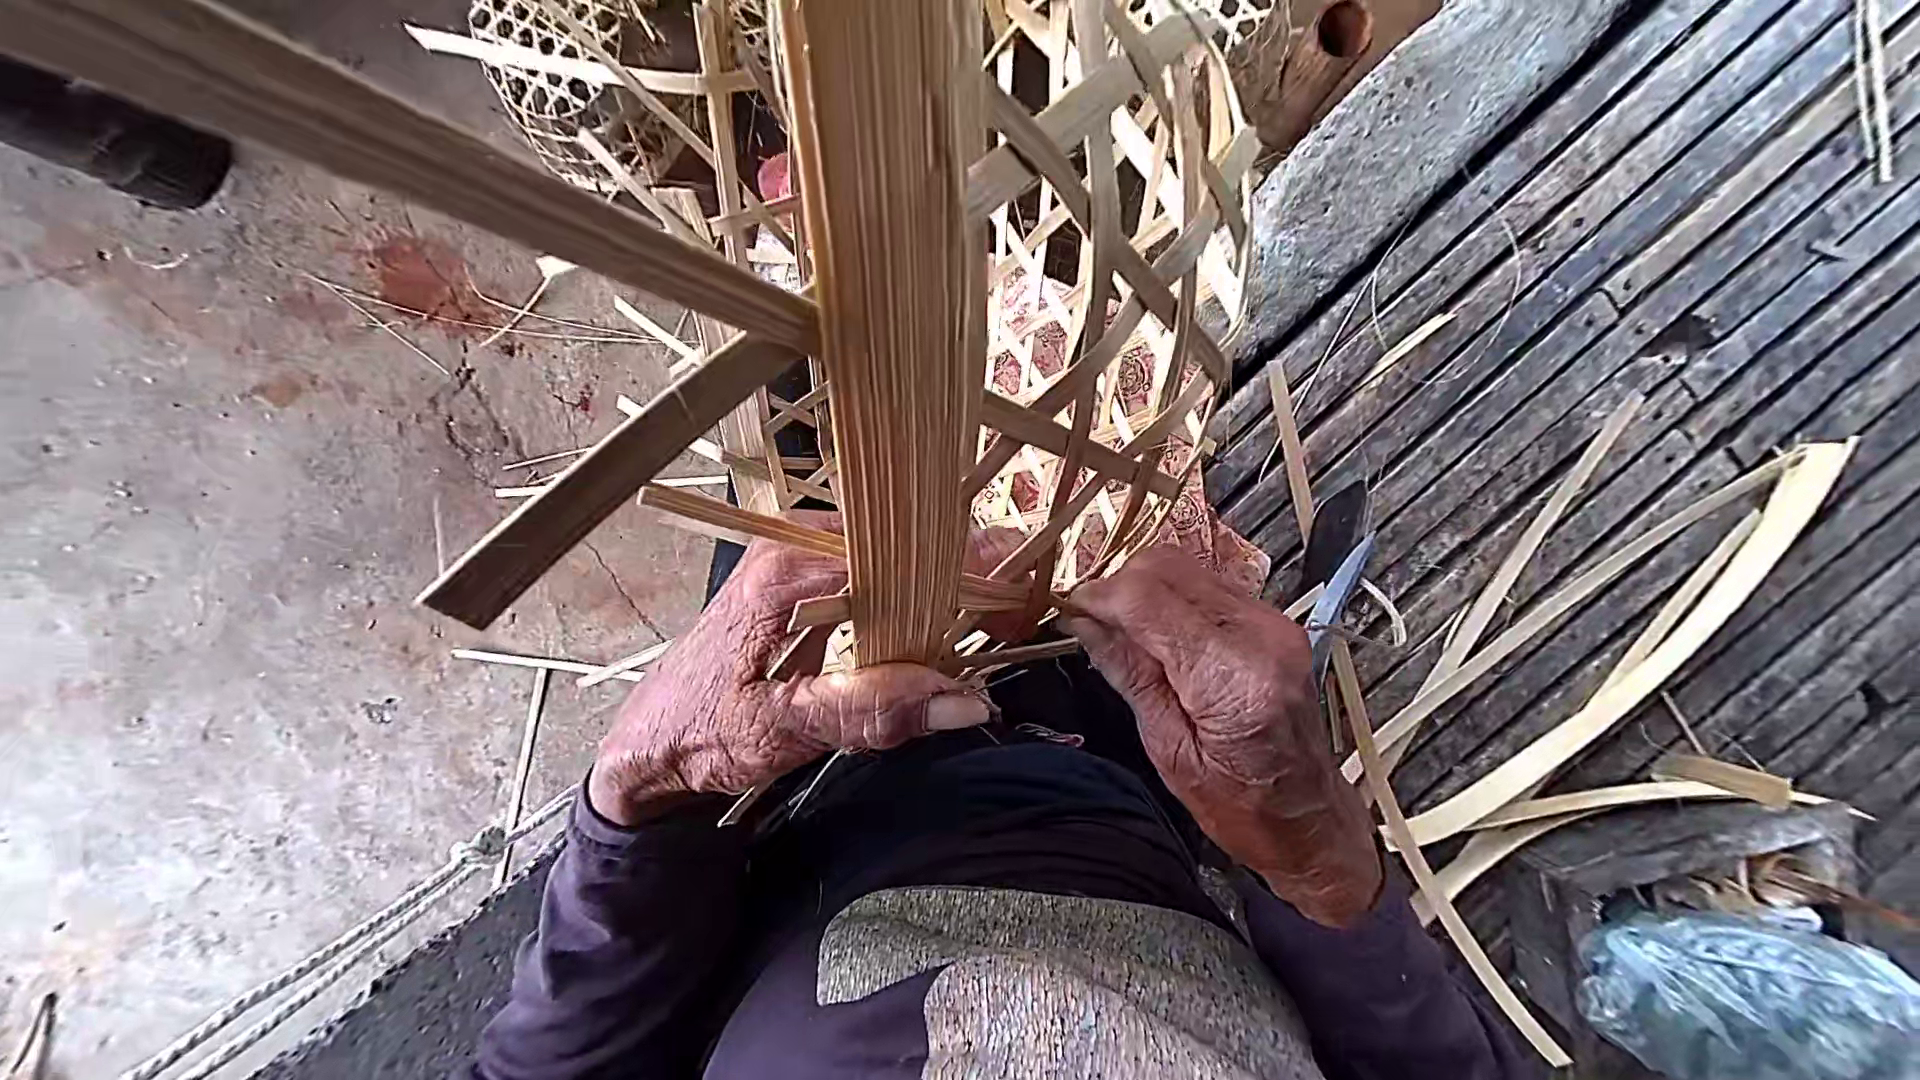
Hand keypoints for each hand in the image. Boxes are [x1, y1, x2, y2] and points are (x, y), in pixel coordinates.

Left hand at [588, 520, 1015, 825]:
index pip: (897, 555)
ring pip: (891, 557)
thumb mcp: (782, 730)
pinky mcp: (801, 576)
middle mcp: (793, 547)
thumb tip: (964, 702)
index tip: (1015, 602)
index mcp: (787, 572)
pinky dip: (912, 595)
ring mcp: (797, 556)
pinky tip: (935, 625)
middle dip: (962, 577)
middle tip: (1012, 615)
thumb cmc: (700, 733)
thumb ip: (871, 711)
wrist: (650, 737)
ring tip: (987, 619)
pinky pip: (873, 571)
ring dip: (940, 586)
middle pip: (900, 546)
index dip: (964, 574)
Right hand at [1063, 546, 1381, 925]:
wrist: (1310, 818)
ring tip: (1117, 625)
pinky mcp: (1270, 618)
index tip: (1069, 610)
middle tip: (1089, 619)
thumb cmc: (1240, 804)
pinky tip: (1151, 627)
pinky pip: (1201, 581)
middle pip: (1163, 567)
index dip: (1097, 596)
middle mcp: (1259, 633)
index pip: (1146, 598)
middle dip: (1115, 585)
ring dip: (1139, 586)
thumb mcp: (1166, 746)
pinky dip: (1165, 593)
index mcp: (1233, 676)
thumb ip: (1126, 671)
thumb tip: (1080, 622)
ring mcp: (1270, 620)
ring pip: (1181, 565)